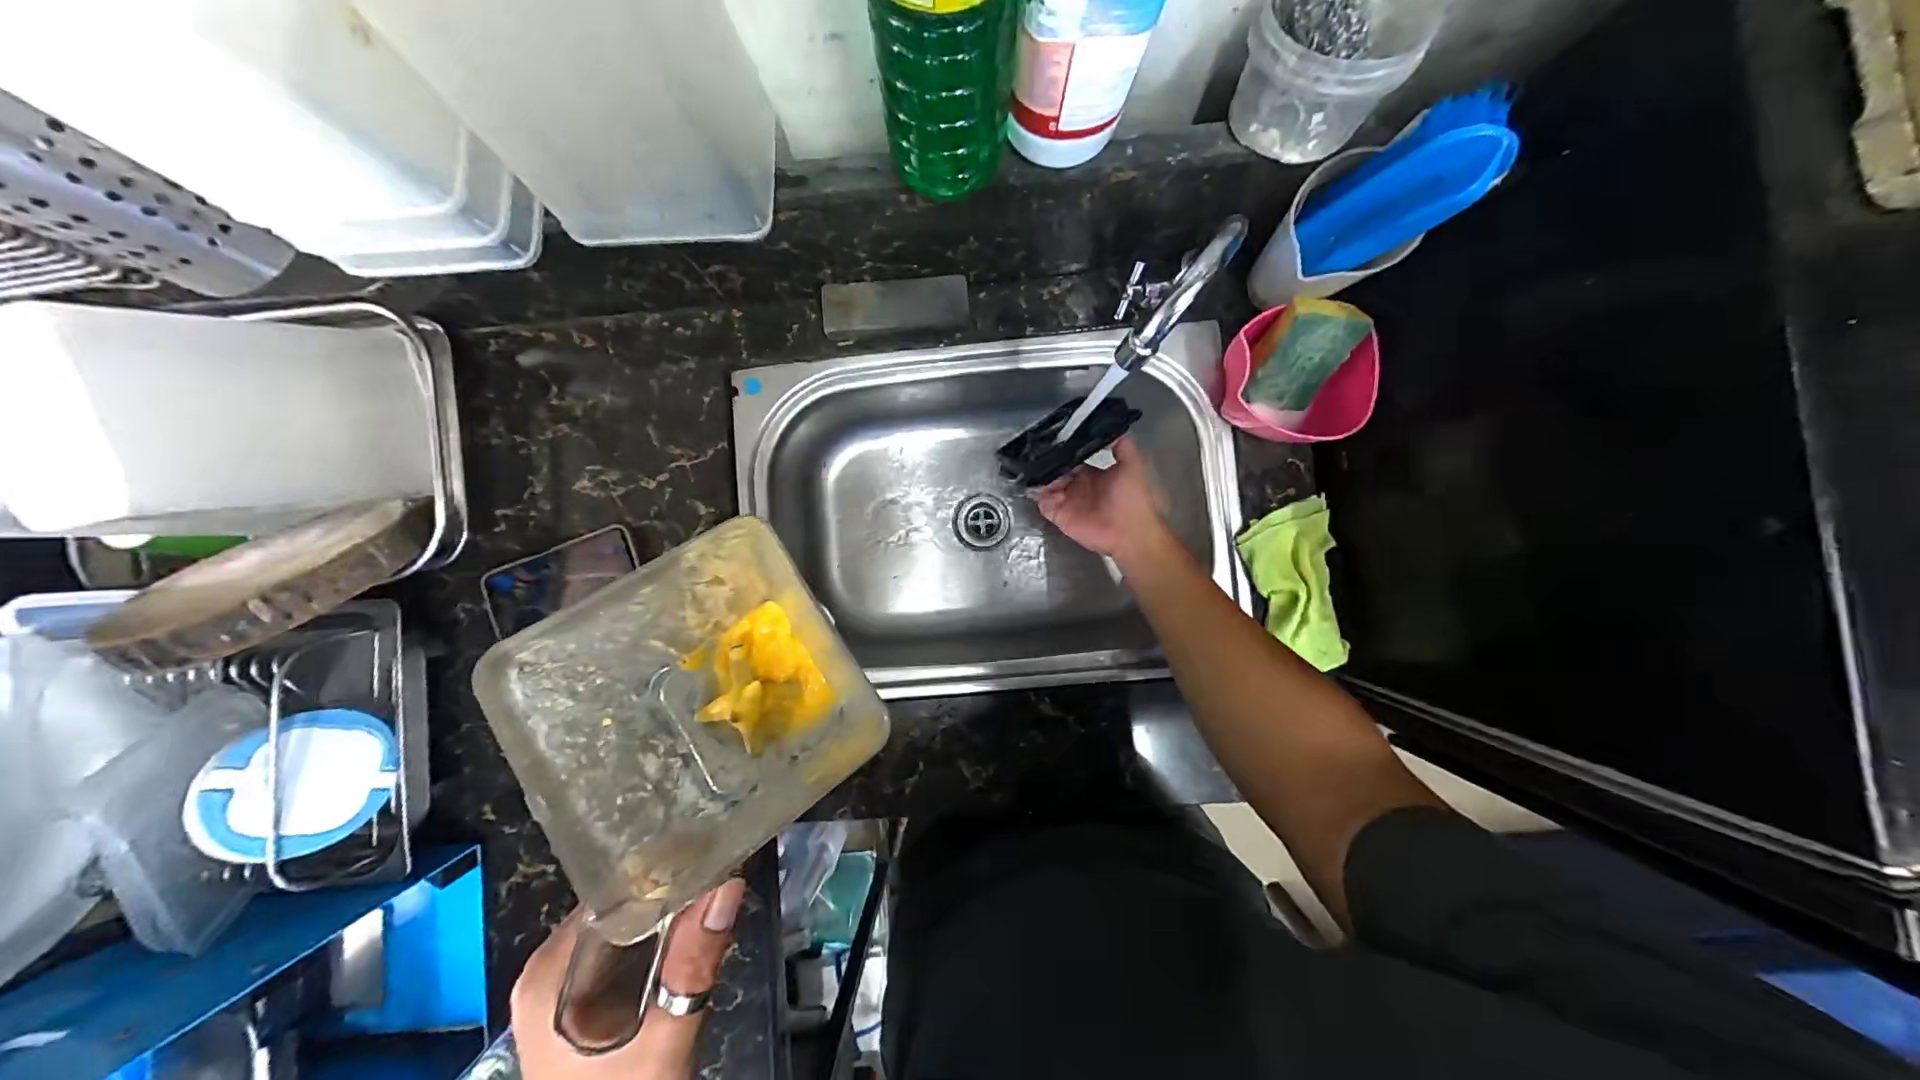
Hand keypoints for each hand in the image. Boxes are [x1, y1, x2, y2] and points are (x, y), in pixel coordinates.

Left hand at [510, 878, 746, 1079]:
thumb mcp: (663, 1045)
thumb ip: (691, 966)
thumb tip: (727, 885)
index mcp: (547, 975)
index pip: (610, 894)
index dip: (662, 873)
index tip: (707, 857)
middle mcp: (546, 973)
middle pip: (620, 911)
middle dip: (672, 899)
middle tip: (721, 884)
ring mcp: (560, 992)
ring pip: (627, 931)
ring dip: (671, 921)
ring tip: (714, 905)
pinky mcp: (579, 1007)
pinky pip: (625, 955)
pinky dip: (660, 945)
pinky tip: (690, 945)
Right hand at [1033, 436, 1172, 564]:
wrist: (1131, 532)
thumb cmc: (1133, 498)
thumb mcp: (1133, 464)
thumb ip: (1122, 444)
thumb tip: (1108, 426)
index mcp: (1092, 473)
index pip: (1072, 458)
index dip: (1063, 449)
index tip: (1052, 438)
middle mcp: (1078, 485)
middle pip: (1056, 470)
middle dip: (1047, 462)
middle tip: (1037, 453)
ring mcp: (1068, 501)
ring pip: (1046, 485)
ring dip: (1041, 478)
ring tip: (1036, 469)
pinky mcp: (1061, 516)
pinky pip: (1044, 504)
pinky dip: (1040, 496)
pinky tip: (1041, 488)